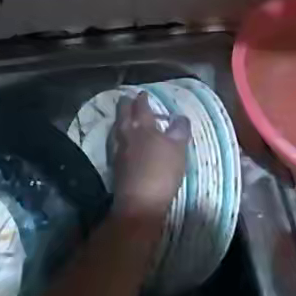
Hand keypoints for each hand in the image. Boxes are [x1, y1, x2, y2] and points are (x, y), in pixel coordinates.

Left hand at [113, 92, 188, 220]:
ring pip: (117, 130)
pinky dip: (120, 138)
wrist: (139, 203)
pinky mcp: (116, 167)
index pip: (141, 108)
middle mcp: (127, 135)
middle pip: (123, 116)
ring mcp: (118, 152)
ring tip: (123, 118)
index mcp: (142, 127)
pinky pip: (116, 144)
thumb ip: (179, 130)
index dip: (142, 99)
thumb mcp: (178, 148)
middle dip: (125, 106)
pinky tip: (124, 143)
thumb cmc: (162, 171)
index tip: (142, 93)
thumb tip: (179, 117)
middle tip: (127, 98)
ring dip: (120, 121)